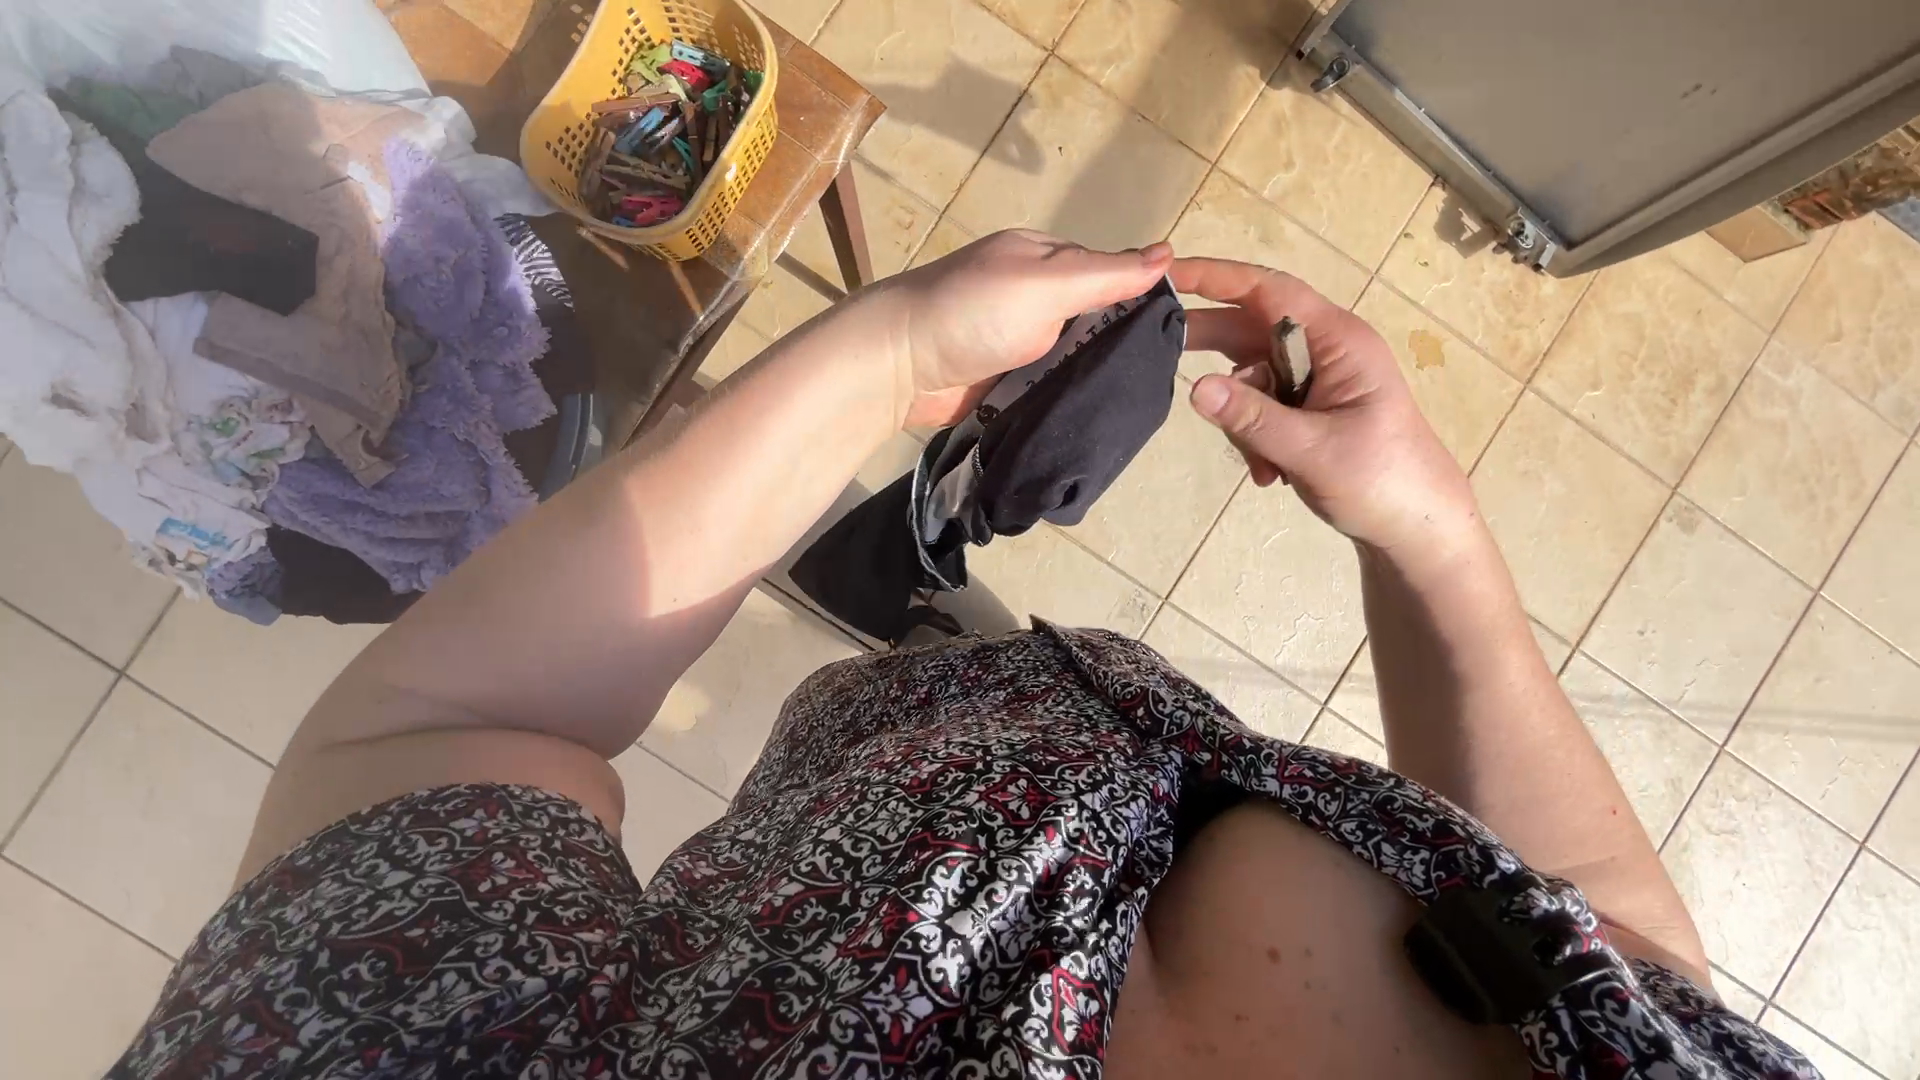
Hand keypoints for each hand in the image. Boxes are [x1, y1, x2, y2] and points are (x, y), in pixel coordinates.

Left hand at [874, 230, 1174, 428]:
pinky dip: (1071, 396)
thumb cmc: (972, 313)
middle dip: (1121, 344)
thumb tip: (1169, 253)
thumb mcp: (1045, 283)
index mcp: (1045, 260)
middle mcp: (1036, 298)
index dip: (1141, 299)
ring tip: (1141, 399)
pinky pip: (1052, 387)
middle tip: (1161, 375)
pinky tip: (1103, 412)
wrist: (899, 368)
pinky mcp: (1010, 382)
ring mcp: (1022, 343)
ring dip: (1098, 375)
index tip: (1178, 332)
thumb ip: (1103, 275)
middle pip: (1095, 320)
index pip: (1109, 274)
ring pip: (1077, 357)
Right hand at [1174, 257, 1479, 560]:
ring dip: (1241, 419)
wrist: (1417, 528)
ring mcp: (1316, 380)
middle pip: (1250, 330)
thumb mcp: (1311, 449)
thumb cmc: (1381, 480)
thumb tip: (1195, 389)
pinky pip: (1262, 408)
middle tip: (1156, 352)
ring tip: (1259, 462)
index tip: (1168, 273)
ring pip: (1251, 378)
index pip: (1268, 291)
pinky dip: (1254, 438)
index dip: (1217, 277)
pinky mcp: (1309, 409)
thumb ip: (1251, 418)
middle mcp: (1325, 350)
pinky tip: (1269, 473)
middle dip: (1209, 346)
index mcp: (1338, 341)